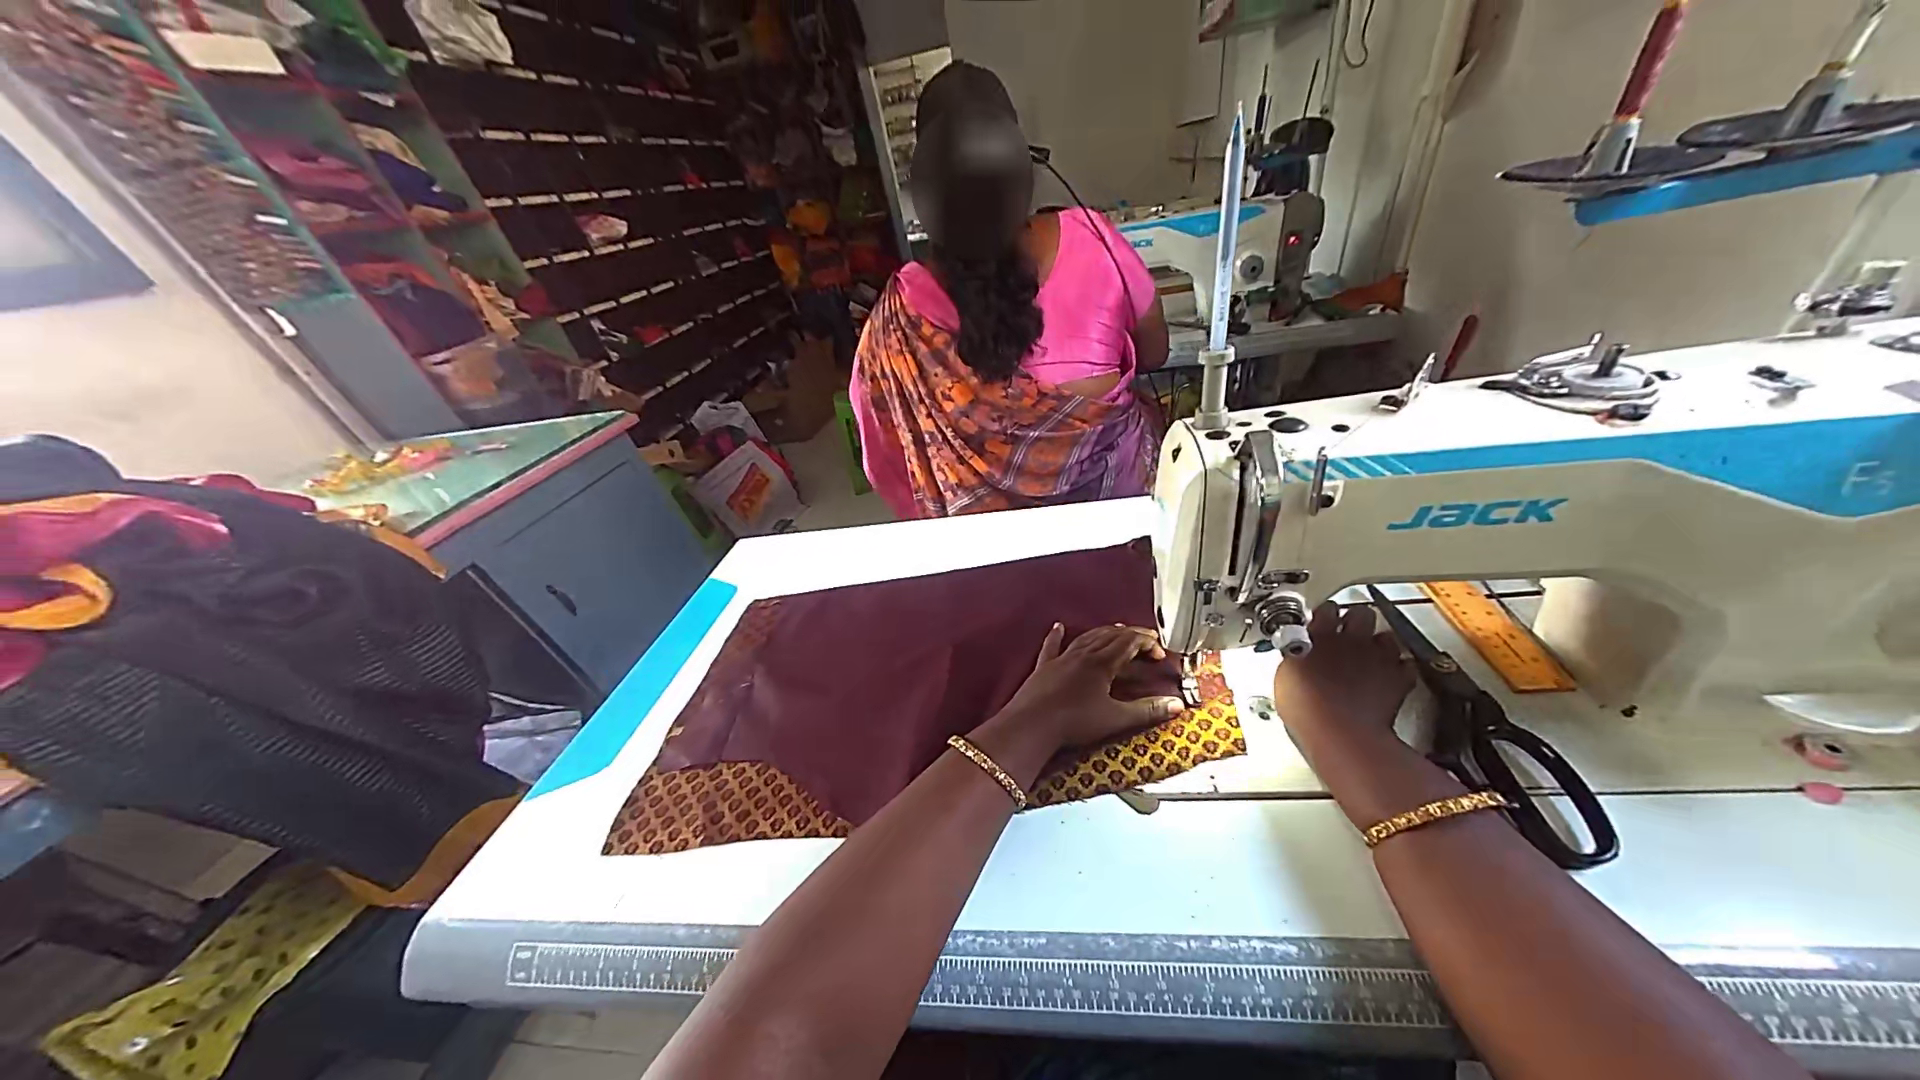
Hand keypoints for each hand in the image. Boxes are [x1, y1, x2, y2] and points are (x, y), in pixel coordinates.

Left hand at [989, 624, 1186, 753]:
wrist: (1031, 725)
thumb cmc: (1072, 722)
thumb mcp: (1116, 718)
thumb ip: (1147, 710)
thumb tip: (1175, 704)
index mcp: (1101, 663)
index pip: (1129, 642)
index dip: (1147, 643)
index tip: (1158, 653)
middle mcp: (1081, 655)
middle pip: (1110, 636)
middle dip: (1130, 635)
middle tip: (1145, 641)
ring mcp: (1061, 659)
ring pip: (1086, 638)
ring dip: (1103, 633)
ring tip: (1116, 631)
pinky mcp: (1043, 668)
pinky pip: (1052, 646)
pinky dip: (1057, 636)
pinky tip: (1058, 627)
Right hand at [1272, 602, 1415, 737]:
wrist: (1341, 733)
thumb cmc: (1307, 707)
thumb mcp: (1286, 675)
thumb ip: (1296, 656)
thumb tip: (1297, 654)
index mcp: (1319, 634)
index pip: (1326, 609)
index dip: (1325, 614)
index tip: (1322, 620)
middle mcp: (1351, 640)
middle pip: (1361, 613)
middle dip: (1356, 620)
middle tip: (1347, 632)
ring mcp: (1378, 657)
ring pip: (1386, 636)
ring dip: (1378, 643)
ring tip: (1367, 655)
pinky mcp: (1398, 678)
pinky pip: (1404, 664)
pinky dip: (1398, 668)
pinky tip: (1388, 676)